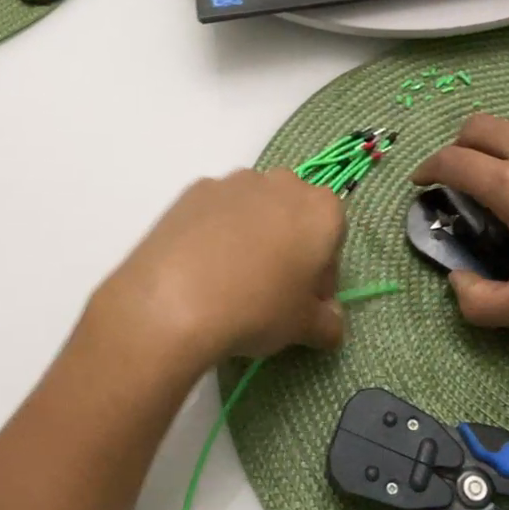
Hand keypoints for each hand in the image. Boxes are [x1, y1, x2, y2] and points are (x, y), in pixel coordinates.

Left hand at [83, 168, 345, 371]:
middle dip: (290, 247)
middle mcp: (283, 184)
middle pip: (295, 216)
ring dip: (253, 236)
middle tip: (271, 290)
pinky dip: (217, 232)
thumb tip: (331, 323)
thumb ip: (328, 322)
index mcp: (322, 210)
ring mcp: (235, 182)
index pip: (334, 240)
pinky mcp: (194, 190)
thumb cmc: (257, 308)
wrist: (174, 300)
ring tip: (231, 280)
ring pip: (255, 210)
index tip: (305, 303)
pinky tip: (202, 267)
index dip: (322, 275)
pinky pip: (217, 211)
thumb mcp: (303, 327)